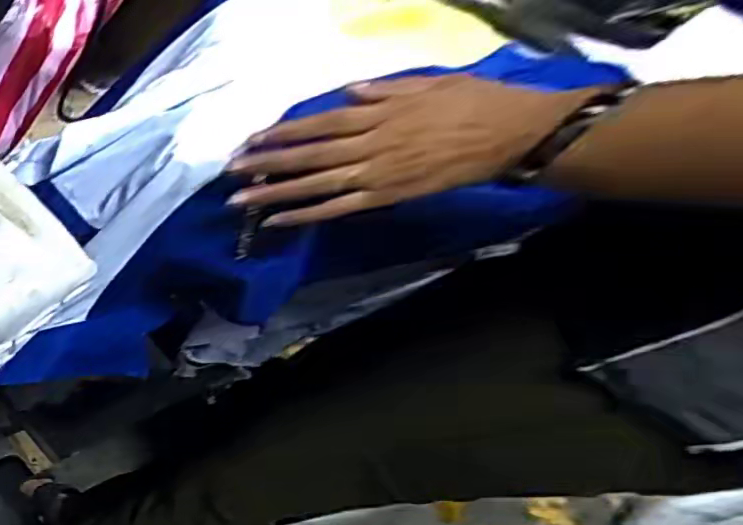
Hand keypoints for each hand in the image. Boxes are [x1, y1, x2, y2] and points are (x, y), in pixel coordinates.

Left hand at [227, 75, 605, 225]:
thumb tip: (349, 91)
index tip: (253, 137)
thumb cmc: (474, 104)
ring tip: (237, 200)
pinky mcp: (379, 198)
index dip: (285, 131)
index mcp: (381, 114)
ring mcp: (373, 174)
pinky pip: (332, 210)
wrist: (512, 134)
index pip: (321, 123)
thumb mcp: (432, 84)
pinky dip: (301, 217)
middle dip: (266, 162)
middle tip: (230, 169)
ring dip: (272, 193)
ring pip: (312, 185)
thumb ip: (387, 89)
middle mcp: (370, 145)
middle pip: (308, 155)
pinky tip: (272, 222)